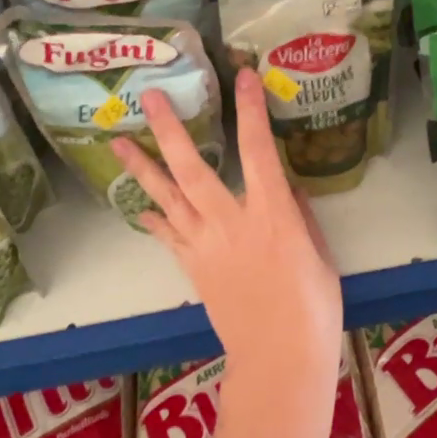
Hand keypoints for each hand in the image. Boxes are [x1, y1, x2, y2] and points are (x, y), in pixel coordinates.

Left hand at [111, 69, 342, 376]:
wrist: (278, 360)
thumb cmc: (313, 308)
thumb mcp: (319, 254)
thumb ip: (300, 217)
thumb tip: (287, 190)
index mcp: (272, 215)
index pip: (259, 150)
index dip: (251, 111)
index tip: (243, 77)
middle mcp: (231, 222)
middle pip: (193, 168)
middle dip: (169, 130)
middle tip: (148, 98)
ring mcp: (205, 245)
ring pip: (167, 198)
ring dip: (142, 167)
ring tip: (118, 140)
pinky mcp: (192, 268)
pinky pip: (167, 235)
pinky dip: (153, 217)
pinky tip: (139, 203)